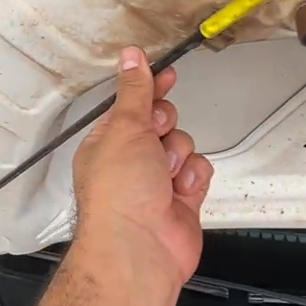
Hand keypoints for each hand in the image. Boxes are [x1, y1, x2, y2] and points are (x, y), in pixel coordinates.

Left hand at [70, 46, 212, 300]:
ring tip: (165, 174)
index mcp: (106, 142)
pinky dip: (194, 177)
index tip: (166, 74)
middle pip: (160, 122)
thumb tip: (130, 58)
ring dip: (178, 154)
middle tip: (155, 136)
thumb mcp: (124, 128)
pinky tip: (181, 189)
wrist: (140, 248)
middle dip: (163, 126)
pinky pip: (198, 170)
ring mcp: (155, 181)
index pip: (131, 104)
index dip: (149, 87)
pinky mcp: (180, 200)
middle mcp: (129, 161)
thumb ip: (134, 91)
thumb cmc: (118, 197)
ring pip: (182, 145)